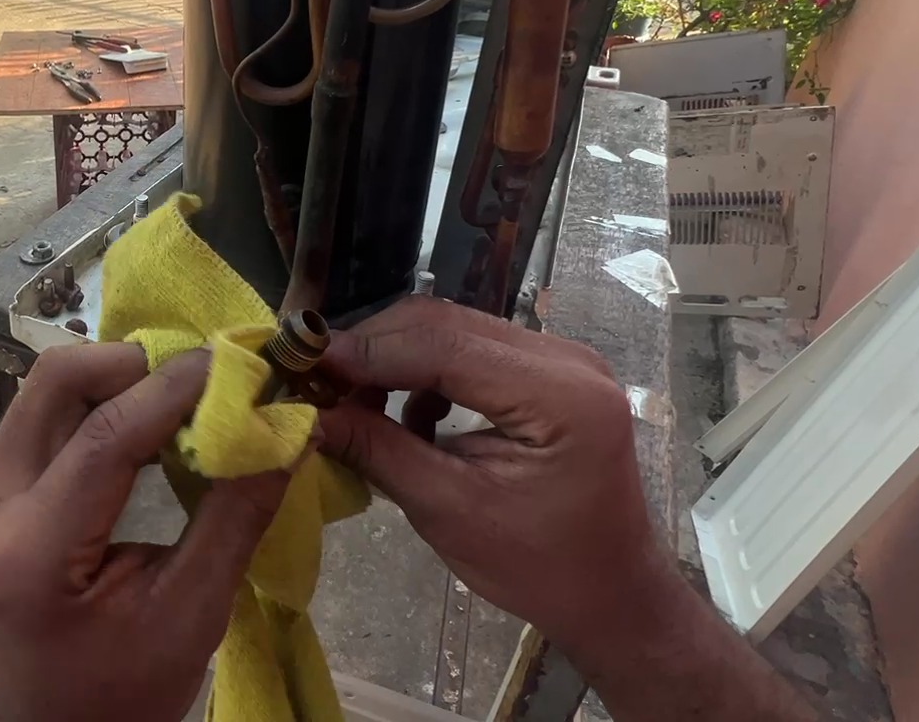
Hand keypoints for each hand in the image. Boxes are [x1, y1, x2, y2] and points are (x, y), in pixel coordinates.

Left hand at [0, 343, 289, 721]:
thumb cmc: (123, 695)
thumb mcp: (191, 618)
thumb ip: (235, 516)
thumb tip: (283, 429)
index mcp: (32, 550)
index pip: (103, 433)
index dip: (175, 387)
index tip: (234, 362)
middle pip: (55, 382)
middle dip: (133, 363)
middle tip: (200, 378)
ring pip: (48, 388)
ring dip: (118, 376)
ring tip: (182, 395)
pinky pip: (48, 413)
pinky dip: (102, 400)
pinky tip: (149, 421)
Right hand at [316, 295, 661, 654]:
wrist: (613, 595)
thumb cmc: (539, 568)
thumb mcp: (447, 512)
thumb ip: (375, 450)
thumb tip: (306, 412)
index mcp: (559, 396)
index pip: (442, 346)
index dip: (367, 350)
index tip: (305, 364)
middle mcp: (563, 357)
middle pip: (441, 323)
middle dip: (371, 347)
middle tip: (317, 379)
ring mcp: (556, 356)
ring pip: (446, 327)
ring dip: (389, 355)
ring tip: (349, 396)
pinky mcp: (541, 367)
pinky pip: (462, 345)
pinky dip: (418, 368)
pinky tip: (403, 410)